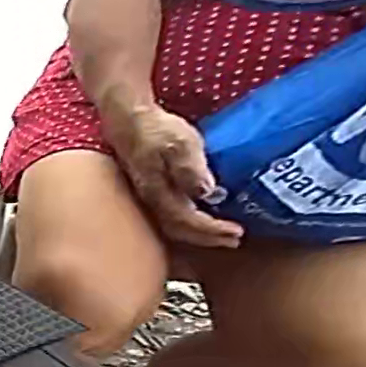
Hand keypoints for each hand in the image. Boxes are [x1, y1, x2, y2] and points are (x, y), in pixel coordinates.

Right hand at [101, 102, 243, 248]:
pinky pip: (169, 216)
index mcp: (158, 192)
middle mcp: (151, 201)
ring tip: (219, 236)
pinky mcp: (151, 193)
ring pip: (171, 226)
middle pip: (176, 230)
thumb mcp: (179, 144)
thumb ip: (190, 169)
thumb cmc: (156, 131)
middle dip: (205, 238)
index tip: (236, 233)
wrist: (128, 125)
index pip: (185, 220)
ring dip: (196, 235)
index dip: (209, 230)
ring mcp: (148, 199)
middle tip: (233, 240)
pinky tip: (198, 220)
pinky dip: (187, 224)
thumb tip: (206, 193)